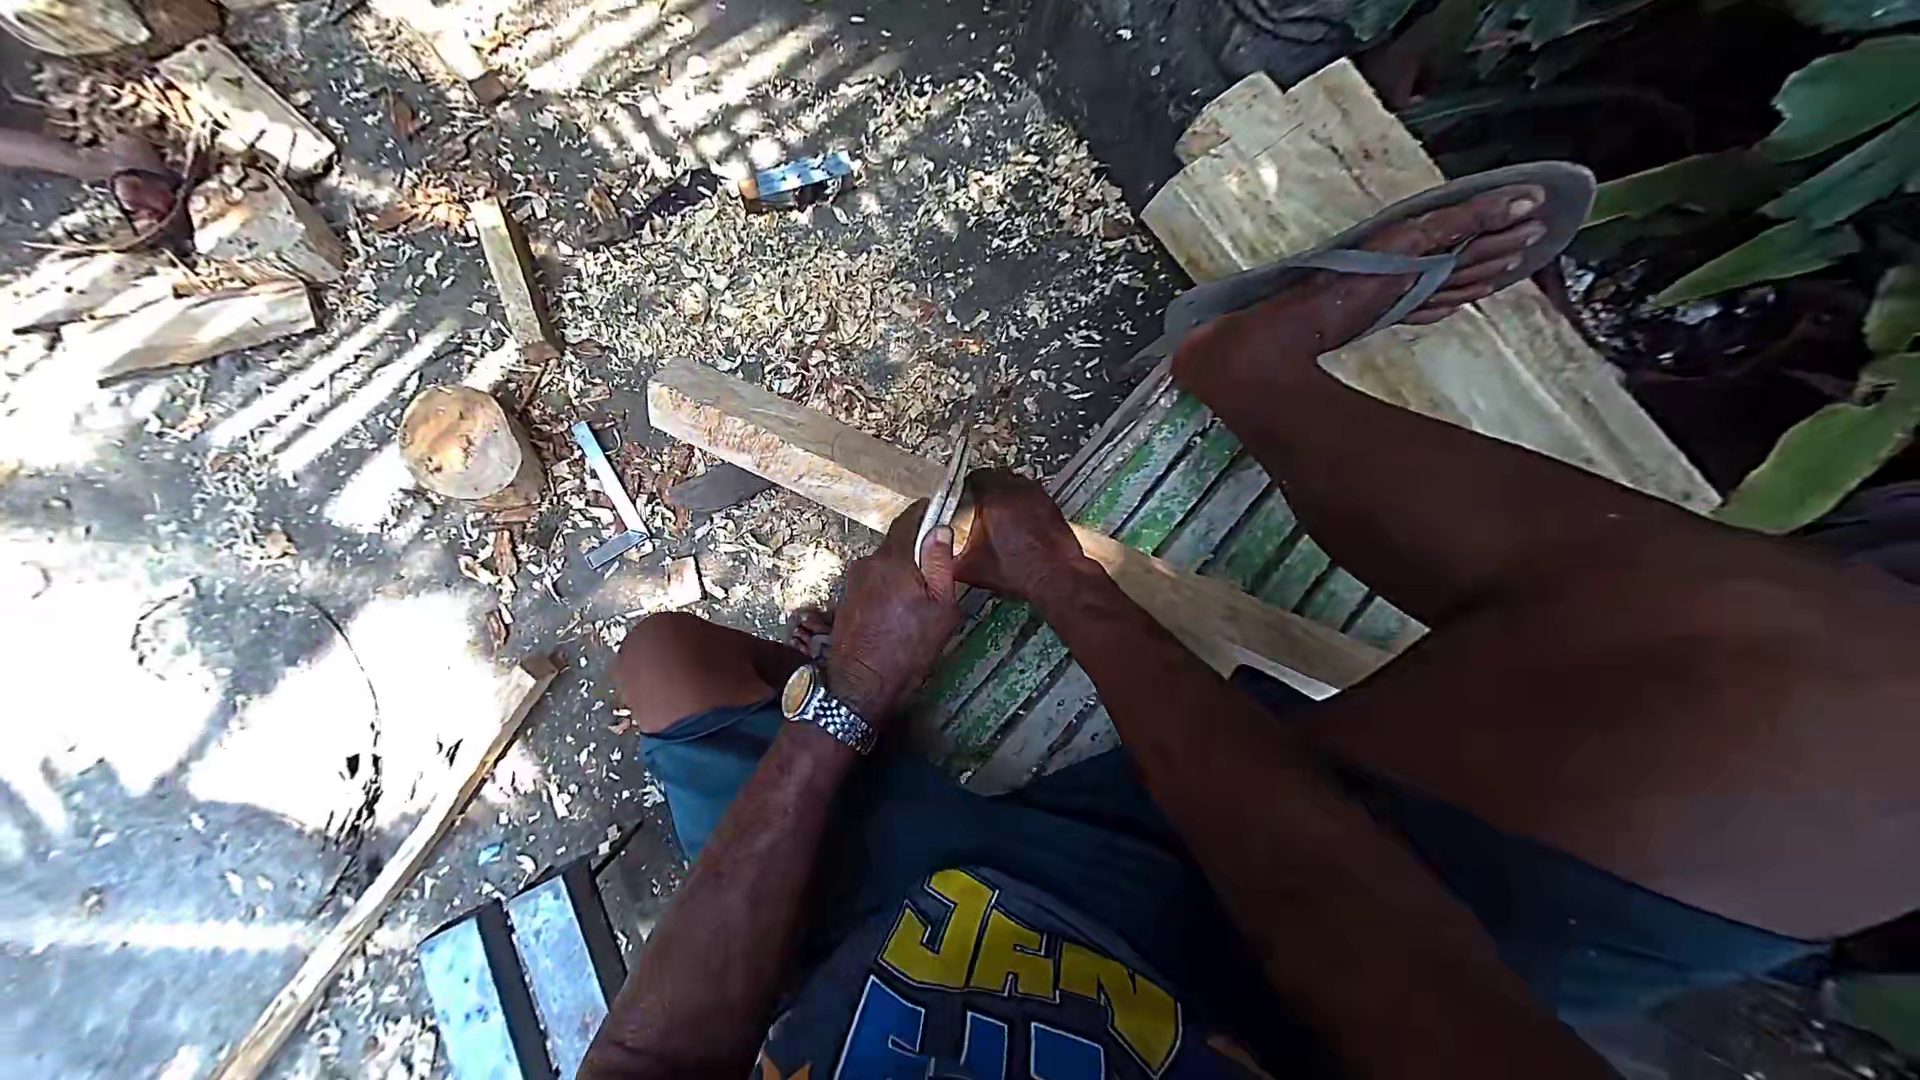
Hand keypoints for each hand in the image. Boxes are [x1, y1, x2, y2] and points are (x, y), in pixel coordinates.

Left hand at [821, 500, 958, 726]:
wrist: (861, 684)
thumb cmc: (907, 649)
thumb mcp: (941, 608)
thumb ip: (940, 564)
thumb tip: (940, 530)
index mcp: (893, 559)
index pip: (909, 519)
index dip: (926, 511)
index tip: (939, 510)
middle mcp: (868, 563)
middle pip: (897, 544)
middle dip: (917, 550)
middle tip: (938, 568)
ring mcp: (854, 581)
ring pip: (886, 565)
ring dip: (902, 573)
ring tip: (919, 599)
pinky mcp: (847, 599)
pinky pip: (874, 582)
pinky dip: (889, 588)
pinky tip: (899, 612)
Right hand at [953, 469, 1098, 601]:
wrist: (1054, 578)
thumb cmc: (1020, 571)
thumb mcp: (971, 568)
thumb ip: (949, 556)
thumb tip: (938, 554)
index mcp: (993, 498)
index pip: (975, 477)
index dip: (966, 486)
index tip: (964, 494)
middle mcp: (1017, 491)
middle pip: (997, 476)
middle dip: (987, 488)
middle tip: (980, 504)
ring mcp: (1037, 496)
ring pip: (1017, 484)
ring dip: (1007, 495)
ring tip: (1000, 513)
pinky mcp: (1051, 506)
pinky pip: (1033, 496)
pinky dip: (1024, 505)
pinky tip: (1020, 523)